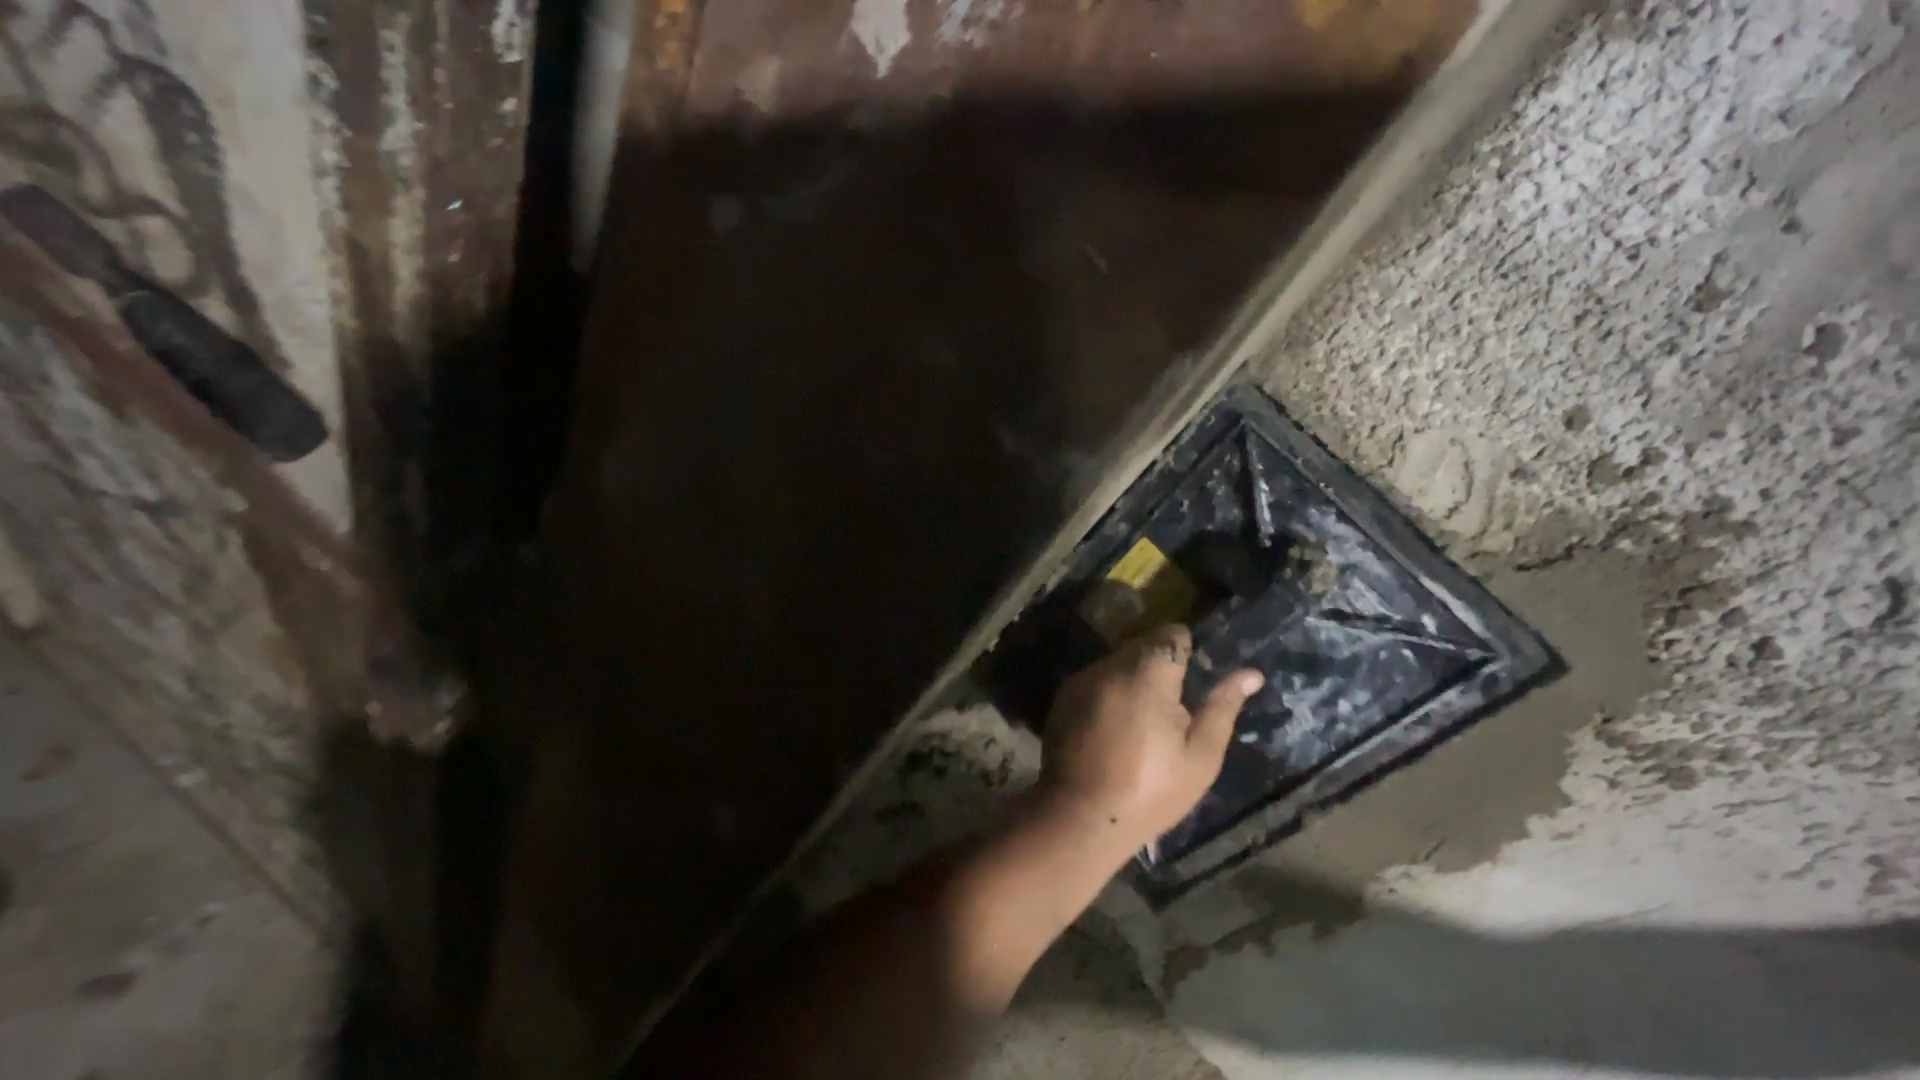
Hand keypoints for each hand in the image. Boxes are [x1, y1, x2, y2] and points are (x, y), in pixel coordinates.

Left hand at [1033, 624, 1263, 854]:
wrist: (1081, 818)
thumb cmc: (1150, 792)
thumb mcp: (1199, 756)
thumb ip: (1222, 707)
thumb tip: (1250, 674)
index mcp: (1147, 674)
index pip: (1172, 635)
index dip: (1188, 651)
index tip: (1195, 682)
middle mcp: (1109, 666)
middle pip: (1143, 646)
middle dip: (1161, 668)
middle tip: (1174, 711)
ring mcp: (1081, 680)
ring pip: (1118, 663)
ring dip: (1134, 680)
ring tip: (1145, 725)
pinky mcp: (1063, 697)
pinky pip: (1096, 680)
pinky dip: (1110, 693)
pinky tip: (1117, 730)